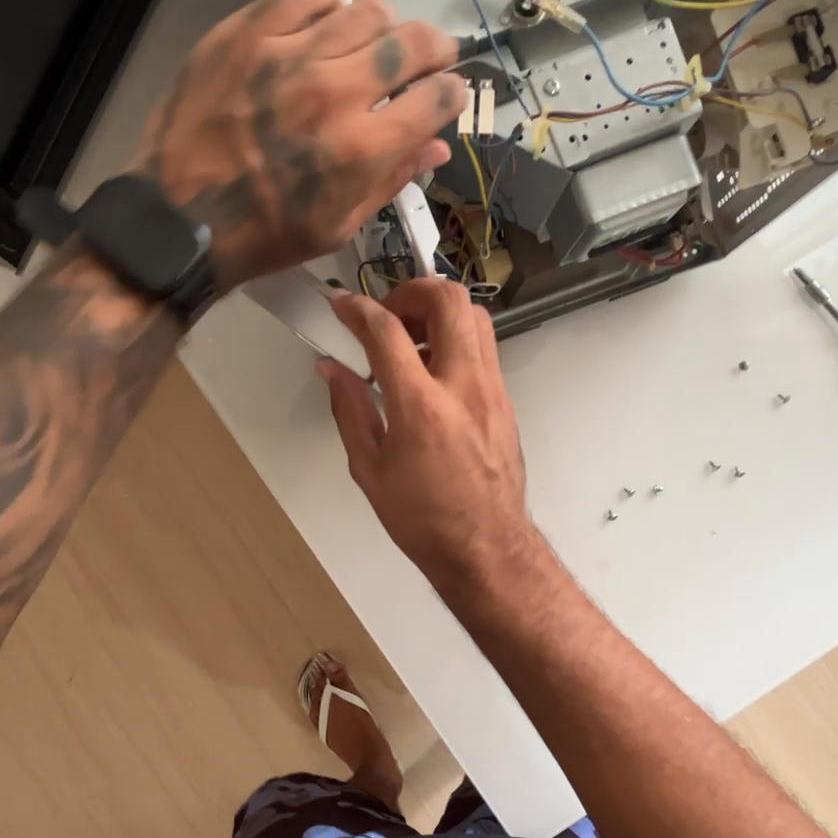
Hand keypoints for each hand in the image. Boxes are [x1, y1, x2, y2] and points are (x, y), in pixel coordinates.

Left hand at [135, 0, 466, 289]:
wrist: (181, 221)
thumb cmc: (264, 237)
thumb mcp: (336, 228)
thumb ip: (389, 180)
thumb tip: (435, 147)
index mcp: (362, 151)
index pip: (436, 98)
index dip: (451, 94)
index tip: (446, 96)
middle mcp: (334, 93)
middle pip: (410, 43)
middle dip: (433, 49)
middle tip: (428, 58)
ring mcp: (288, 56)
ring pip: (365, 11)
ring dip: (383, 27)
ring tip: (374, 44)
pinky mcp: (247, 34)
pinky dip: (327, 5)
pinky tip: (325, 26)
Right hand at [321, 280, 543, 591]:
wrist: (485, 547)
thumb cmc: (426, 519)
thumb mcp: (370, 468)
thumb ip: (350, 410)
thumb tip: (332, 371)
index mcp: (420, 406)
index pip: (386, 331)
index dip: (356, 309)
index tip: (341, 305)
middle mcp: (463, 387)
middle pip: (446, 300)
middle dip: (410, 291)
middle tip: (386, 314)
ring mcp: (491, 391)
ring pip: (475, 316)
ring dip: (439, 312)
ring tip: (411, 339)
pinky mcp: (505, 400)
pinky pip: (484, 348)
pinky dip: (456, 339)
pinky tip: (433, 370)